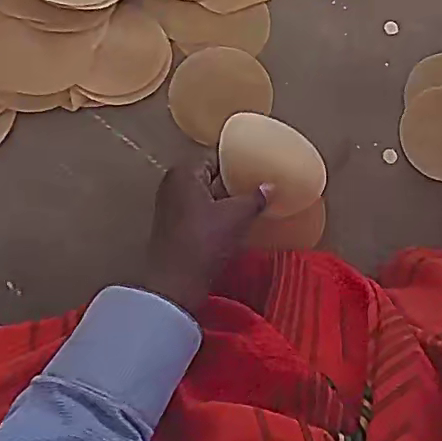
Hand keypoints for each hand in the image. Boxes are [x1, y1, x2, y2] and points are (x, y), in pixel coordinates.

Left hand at [136, 160, 269, 314]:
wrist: (177, 283)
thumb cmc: (205, 240)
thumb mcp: (236, 216)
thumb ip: (255, 197)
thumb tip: (269, 186)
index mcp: (184, 173)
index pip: (215, 157)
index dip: (238, 161)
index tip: (259, 167)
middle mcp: (174, 185)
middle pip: (210, 176)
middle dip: (234, 181)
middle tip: (260, 185)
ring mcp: (172, 208)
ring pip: (207, 196)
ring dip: (228, 200)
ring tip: (255, 203)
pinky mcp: (176, 229)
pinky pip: (203, 213)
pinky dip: (219, 215)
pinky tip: (239, 222)